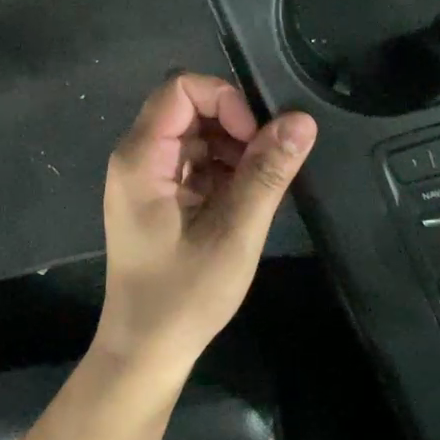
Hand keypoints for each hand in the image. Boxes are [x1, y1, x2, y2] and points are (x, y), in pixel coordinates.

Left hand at [94, 73, 316, 375]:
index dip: (225, 100)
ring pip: (197, 134)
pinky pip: (196, 162)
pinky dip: (225, 171)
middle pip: (189, 108)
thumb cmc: (183, 296)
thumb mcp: (234, 234)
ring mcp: (147, 178)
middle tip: (266, 166)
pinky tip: (243, 202)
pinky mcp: (160, 197)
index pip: (181, 89)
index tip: (254, 139)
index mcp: (140, 158)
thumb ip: (267, 174)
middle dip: (235, 126)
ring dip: (234, 150)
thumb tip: (302, 120)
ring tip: (258, 190)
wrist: (146, 350)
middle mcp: (137, 158)